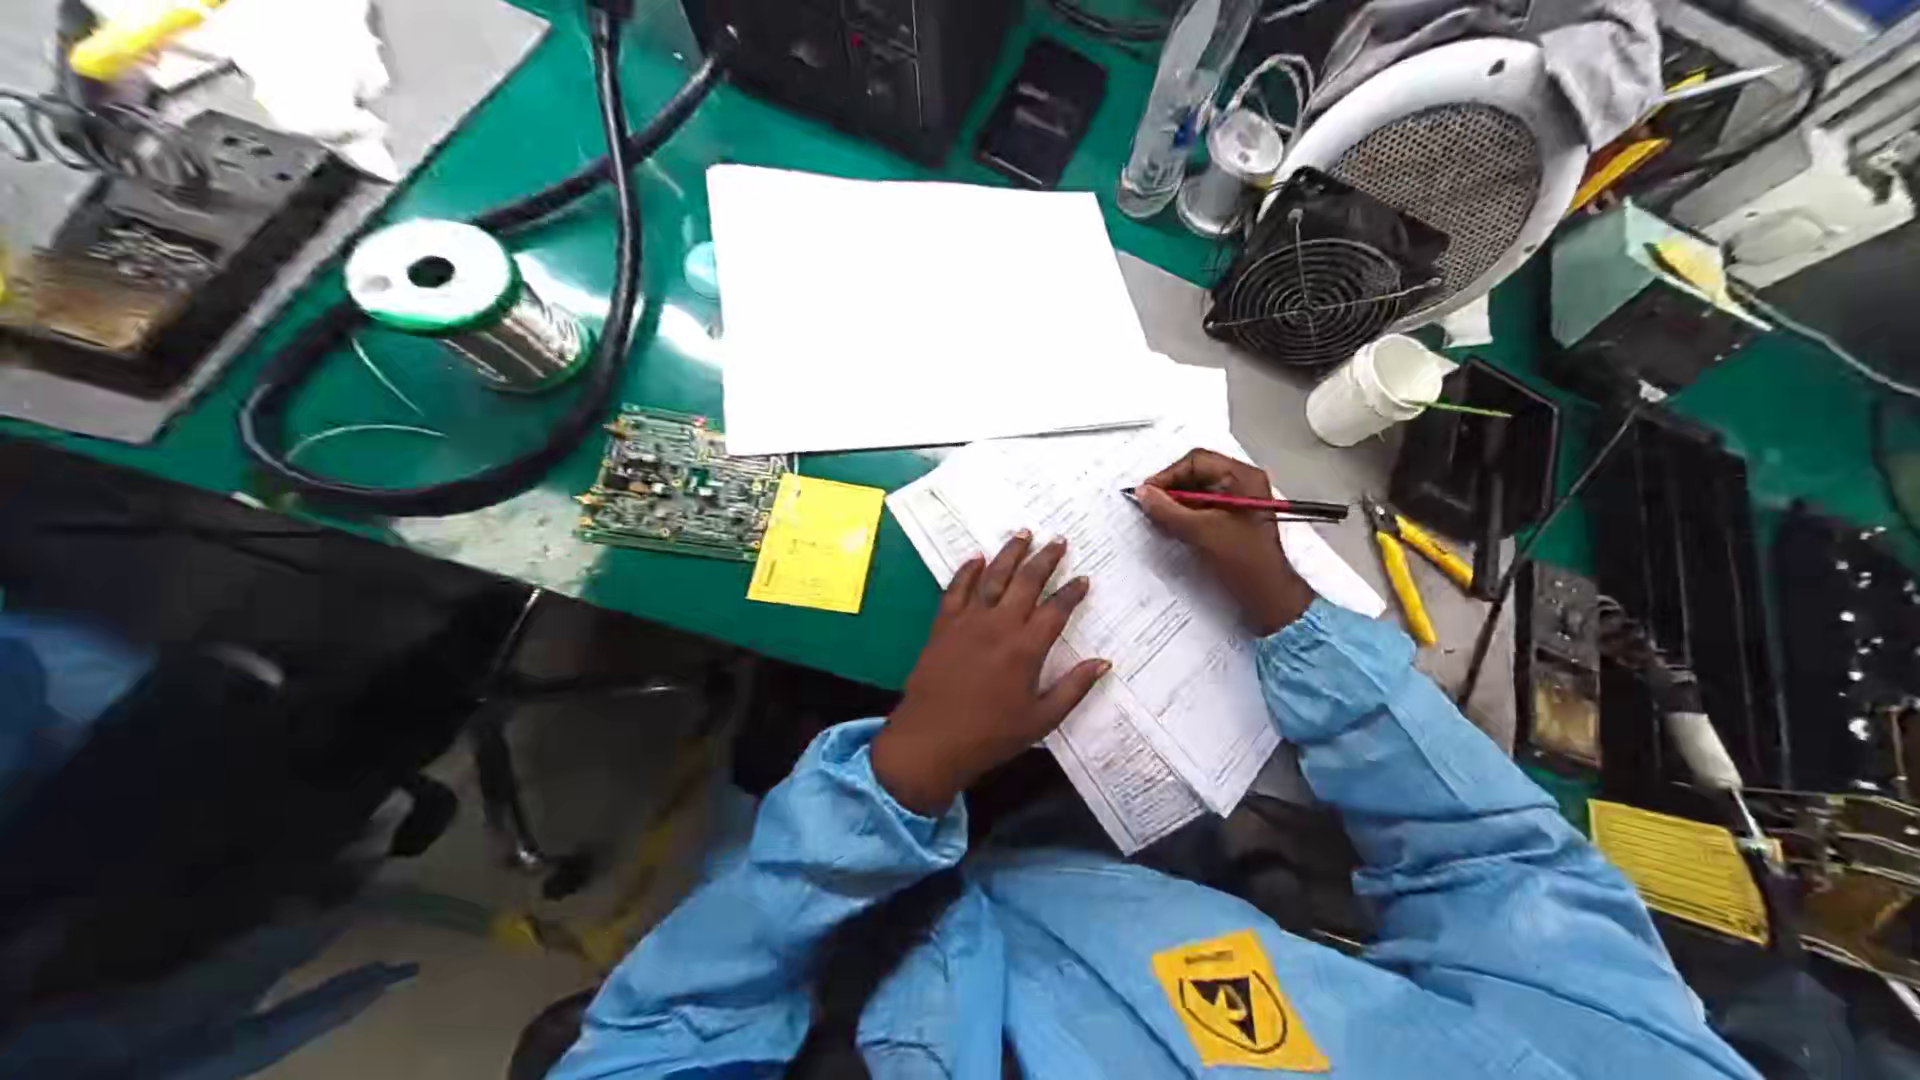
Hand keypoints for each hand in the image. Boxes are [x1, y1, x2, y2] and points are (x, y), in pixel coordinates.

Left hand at [872, 532, 1109, 814]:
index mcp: (1026, 648)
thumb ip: (1073, 688)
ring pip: (992, 577)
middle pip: (1026, 582)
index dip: (1072, 592)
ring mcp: (968, 621)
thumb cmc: (990, 735)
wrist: (930, 739)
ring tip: (1023, 533)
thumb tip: (1103, 663)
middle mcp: (999, 625)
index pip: (1056, 610)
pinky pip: (956, 589)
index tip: (1083, 579)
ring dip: (1009, 553)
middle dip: (1045, 559)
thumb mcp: (1040, 719)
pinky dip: (967, 571)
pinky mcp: (943, 625)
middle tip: (1058, 540)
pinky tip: (976, 558)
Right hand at [1135, 448, 1316, 635]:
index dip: (1168, 475)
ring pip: (1195, 492)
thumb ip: (1168, 510)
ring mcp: (1236, 502)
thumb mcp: (1201, 532)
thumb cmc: (1245, 562)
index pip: (1197, 461)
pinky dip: (1183, 515)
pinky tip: (1172, 528)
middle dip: (1170, 489)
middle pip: (1196, 474)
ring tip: (1159, 519)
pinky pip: (1200, 508)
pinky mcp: (1230, 520)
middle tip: (1151, 506)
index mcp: (1243, 478)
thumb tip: (1143, 493)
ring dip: (1174, 504)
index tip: (1148, 493)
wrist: (1268, 596)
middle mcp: (1241, 484)